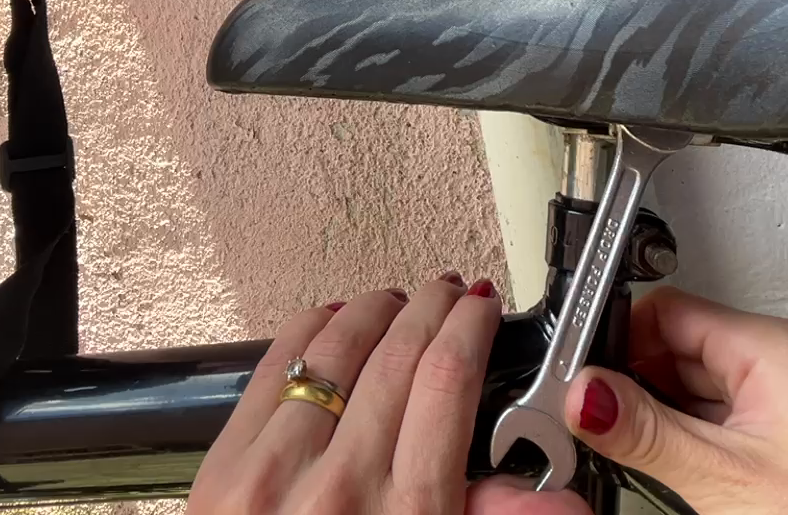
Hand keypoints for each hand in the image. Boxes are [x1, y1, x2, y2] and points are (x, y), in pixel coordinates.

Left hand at [189, 274, 586, 514]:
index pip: (450, 377)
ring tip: (398, 301)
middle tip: (448, 293)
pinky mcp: (222, 467)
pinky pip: (277, 364)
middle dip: (433, 306)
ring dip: (376, 307)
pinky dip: (311, 327)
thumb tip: (566, 503)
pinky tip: (334, 318)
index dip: (471, 325)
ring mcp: (273, 472)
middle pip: (400, 349)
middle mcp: (341, 487)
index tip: (481, 307)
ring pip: (339, 343)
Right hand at [564, 287, 787, 514]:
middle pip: (674, 344)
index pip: (664, 309)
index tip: (581, 375)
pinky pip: (717, 416)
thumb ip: (647, 433)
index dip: (616, 336)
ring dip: (656, 414)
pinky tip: (671, 471)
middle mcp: (775, 360)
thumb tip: (583, 393)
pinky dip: (686, 436)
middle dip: (631, 381)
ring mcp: (783, 399)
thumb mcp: (728, 481)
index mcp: (765, 347)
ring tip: (631, 453)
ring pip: (692, 384)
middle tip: (595, 423)